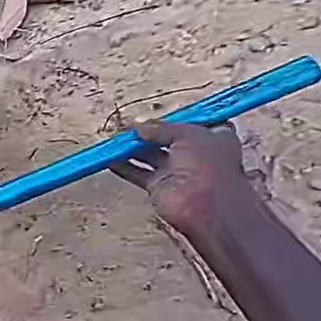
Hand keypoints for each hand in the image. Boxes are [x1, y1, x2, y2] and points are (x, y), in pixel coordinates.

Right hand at [109, 121, 255, 238]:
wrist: (205, 204)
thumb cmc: (207, 164)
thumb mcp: (187, 134)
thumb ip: (160, 128)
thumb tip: (138, 125)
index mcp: (210, 136)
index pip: (188, 123)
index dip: (171, 119)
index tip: (151, 115)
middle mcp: (193, 153)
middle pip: (163, 139)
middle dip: (145, 133)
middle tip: (126, 128)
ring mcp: (175, 170)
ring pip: (148, 155)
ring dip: (131, 148)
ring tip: (114, 141)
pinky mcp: (159, 186)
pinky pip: (138, 173)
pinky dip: (123, 166)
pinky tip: (110, 159)